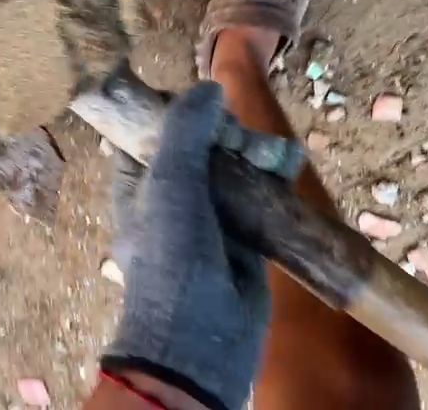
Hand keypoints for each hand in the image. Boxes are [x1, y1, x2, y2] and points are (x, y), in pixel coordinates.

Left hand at [101, 83, 268, 409]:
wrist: (202, 341)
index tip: (202, 106)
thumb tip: (209, 88)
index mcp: (137, 180)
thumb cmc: (171, 253)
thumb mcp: (169, 180)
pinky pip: (258, 192)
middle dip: (227, 132)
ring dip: (255, 150)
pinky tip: (290, 161)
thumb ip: (185, 127)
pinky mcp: (242, 234)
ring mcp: (208, 214)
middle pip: (201, 141)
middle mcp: (170, 193)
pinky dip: (273, 175)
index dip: (178, 111)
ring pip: (233, 164)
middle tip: (242, 138)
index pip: (154, 128)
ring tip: (275, 153)